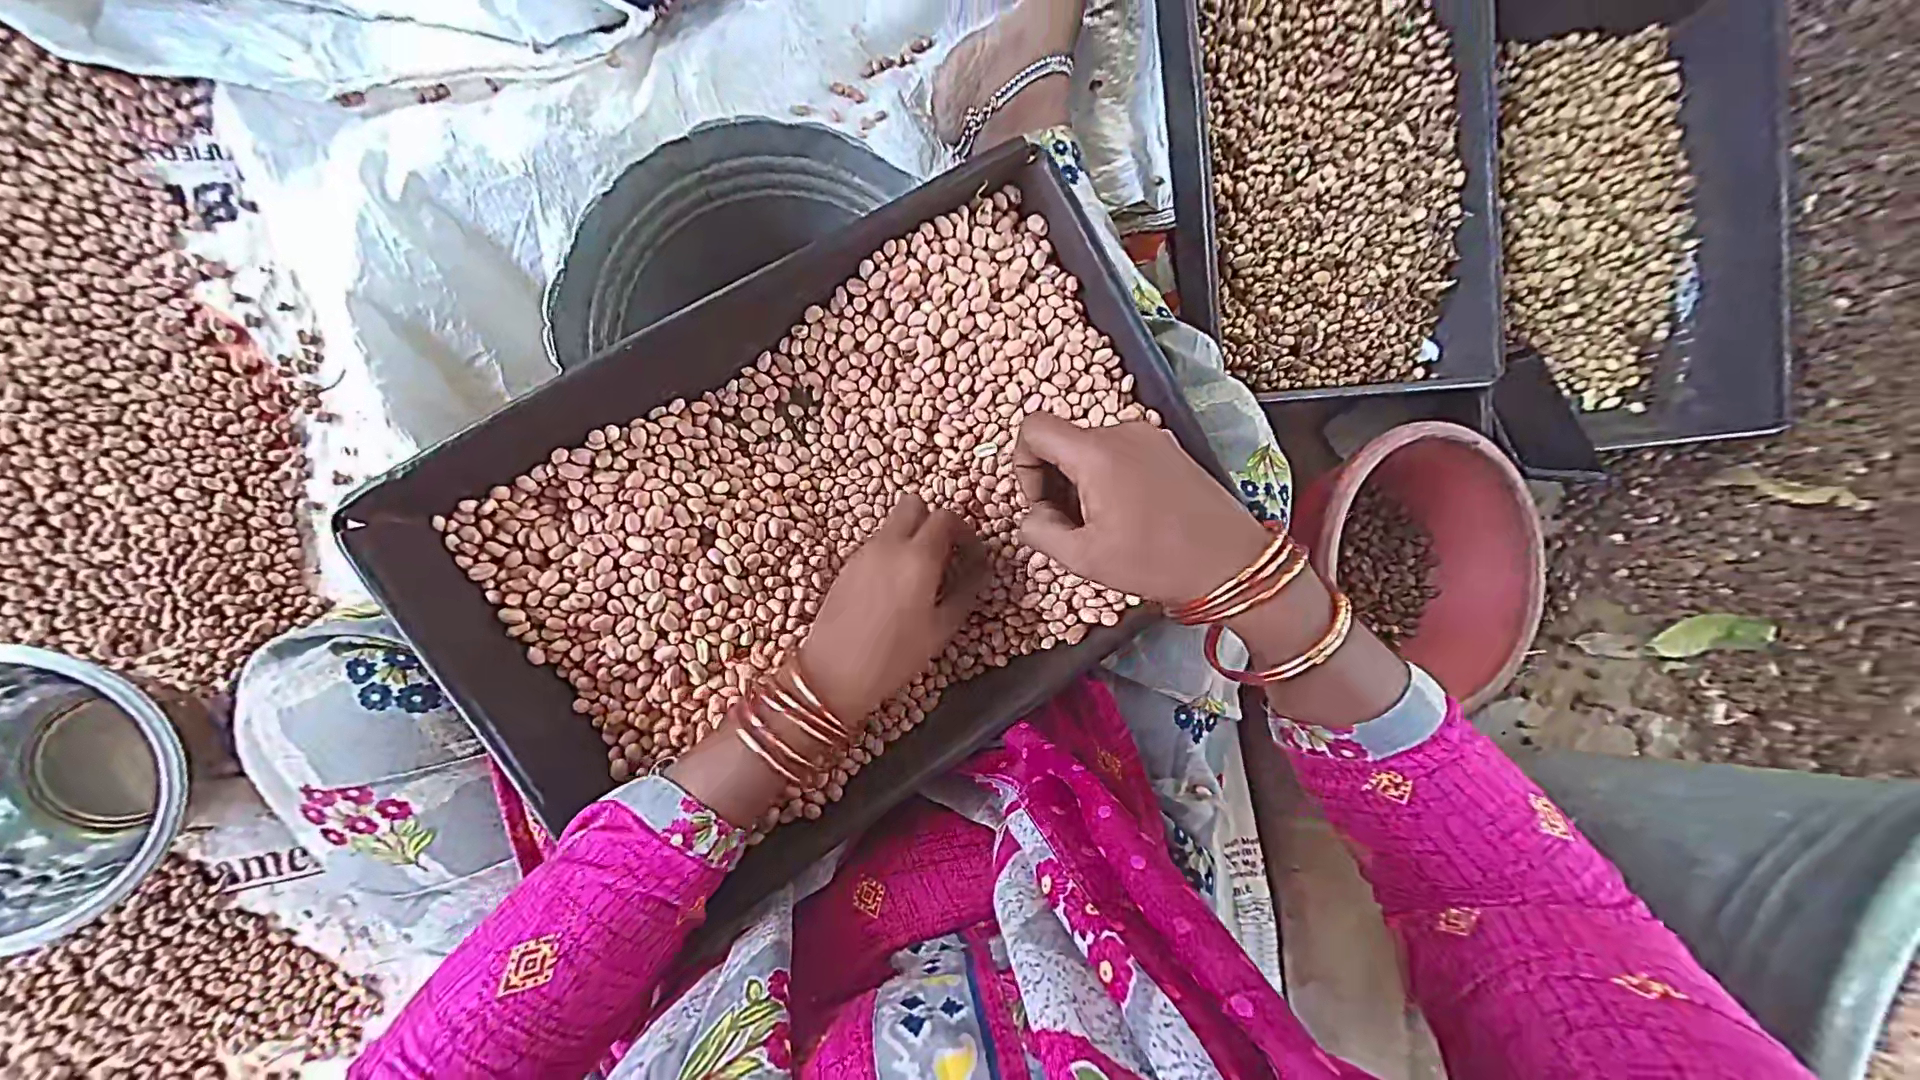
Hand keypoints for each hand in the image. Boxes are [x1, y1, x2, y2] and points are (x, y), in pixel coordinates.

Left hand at [799, 493, 987, 723]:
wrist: (833, 673)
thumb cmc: (895, 656)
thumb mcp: (941, 628)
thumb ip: (965, 591)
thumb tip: (980, 569)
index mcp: (918, 556)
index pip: (946, 517)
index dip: (964, 531)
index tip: (970, 555)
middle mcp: (889, 544)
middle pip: (914, 505)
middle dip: (933, 521)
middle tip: (944, 554)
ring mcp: (863, 553)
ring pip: (893, 525)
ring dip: (911, 538)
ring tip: (920, 578)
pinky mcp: (847, 566)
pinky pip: (876, 545)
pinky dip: (891, 554)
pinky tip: (894, 590)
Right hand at [1014, 413, 1269, 605]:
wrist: (1232, 563)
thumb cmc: (1156, 561)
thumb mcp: (1084, 558)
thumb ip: (1039, 532)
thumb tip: (1030, 517)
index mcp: (1096, 453)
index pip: (1034, 428)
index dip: (1022, 464)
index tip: (1040, 503)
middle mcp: (1123, 431)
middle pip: (1063, 440)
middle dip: (1053, 481)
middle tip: (1070, 525)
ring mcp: (1150, 437)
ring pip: (1090, 449)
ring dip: (1080, 483)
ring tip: (1102, 525)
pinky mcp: (1168, 449)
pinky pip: (1119, 453)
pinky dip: (1107, 478)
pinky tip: (1126, 515)